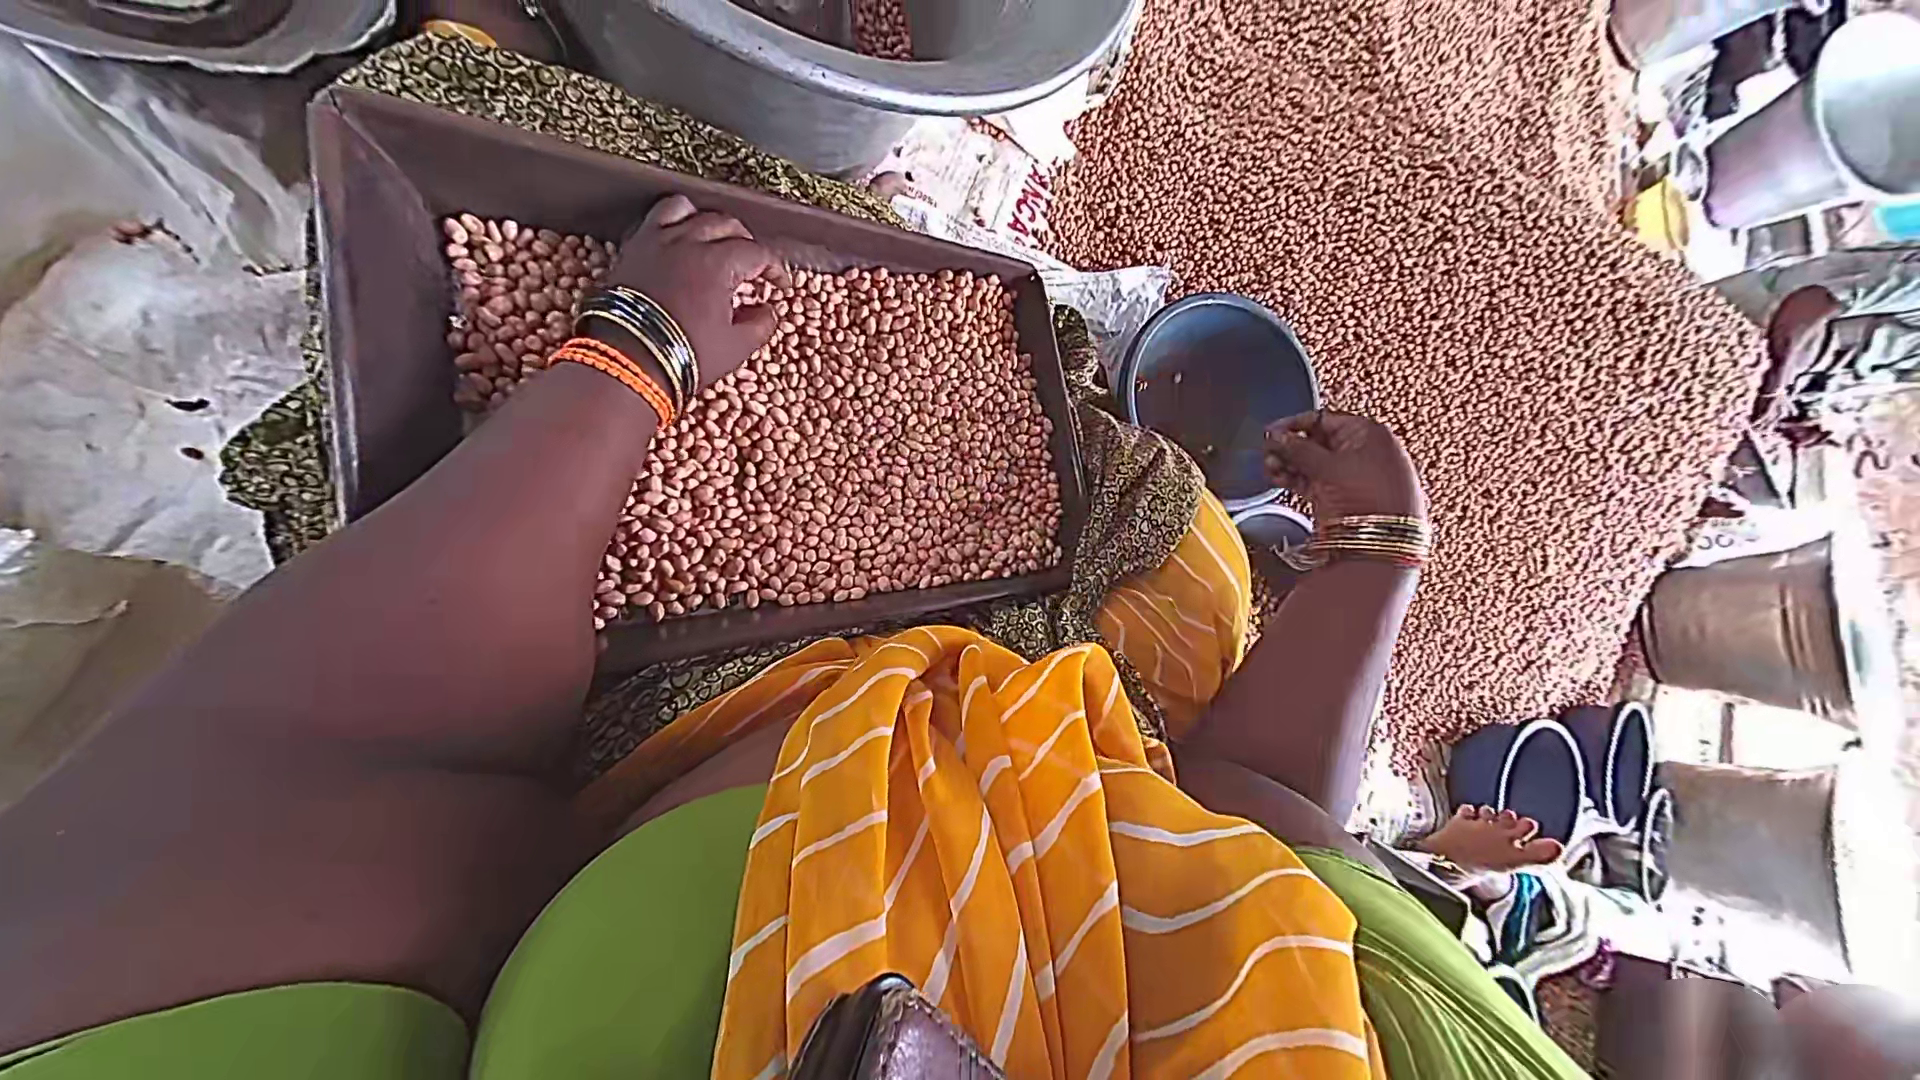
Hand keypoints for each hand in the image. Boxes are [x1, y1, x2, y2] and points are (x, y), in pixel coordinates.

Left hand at [604, 195, 789, 389]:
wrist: (631, 359)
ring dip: (708, 222)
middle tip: (753, 265)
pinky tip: (680, 242)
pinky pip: (655, 219)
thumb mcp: (737, 347)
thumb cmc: (684, 354)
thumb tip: (768, 311)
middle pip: (726, 224)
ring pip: (688, 209)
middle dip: (747, 243)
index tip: (779, 284)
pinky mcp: (633, 248)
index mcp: (718, 264)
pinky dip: (674, 223)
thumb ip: (761, 324)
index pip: (758, 253)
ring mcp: (657, 241)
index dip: (775, 268)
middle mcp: (687, 242)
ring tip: (715, 242)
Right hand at [1263, 409, 1426, 520]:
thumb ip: (1297, 448)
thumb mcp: (1329, 465)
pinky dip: (1291, 478)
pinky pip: (1308, 479)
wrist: (1381, 538)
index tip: (1272, 431)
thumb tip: (1277, 436)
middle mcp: (1357, 451)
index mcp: (1366, 433)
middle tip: (1269, 451)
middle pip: (1313, 441)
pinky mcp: (1335, 494)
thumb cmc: (1372, 496)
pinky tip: (1277, 478)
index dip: (1294, 424)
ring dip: (1287, 463)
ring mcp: (1346, 474)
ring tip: (1271, 467)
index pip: (1322, 418)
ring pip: (1308, 462)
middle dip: (1288, 447)